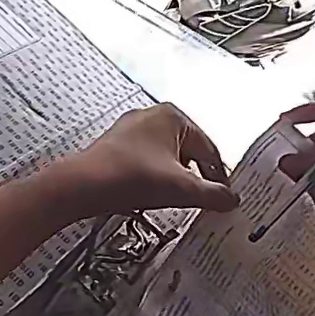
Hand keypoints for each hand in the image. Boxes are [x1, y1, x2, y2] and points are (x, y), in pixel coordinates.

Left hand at [41, 103, 238, 220]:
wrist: (83, 185)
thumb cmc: (131, 177)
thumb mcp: (182, 189)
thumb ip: (213, 195)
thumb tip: (231, 199)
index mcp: (173, 116)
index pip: (209, 149)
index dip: (219, 176)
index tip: (224, 196)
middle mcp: (151, 115)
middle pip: (187, 151)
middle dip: (196, 176)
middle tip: (203, 199)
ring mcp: (130, 129)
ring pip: (164, 156)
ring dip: (174, 178)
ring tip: (176, 198)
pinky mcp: (114, 145)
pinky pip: (144, 161)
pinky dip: (152, 177)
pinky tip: (150, 193)